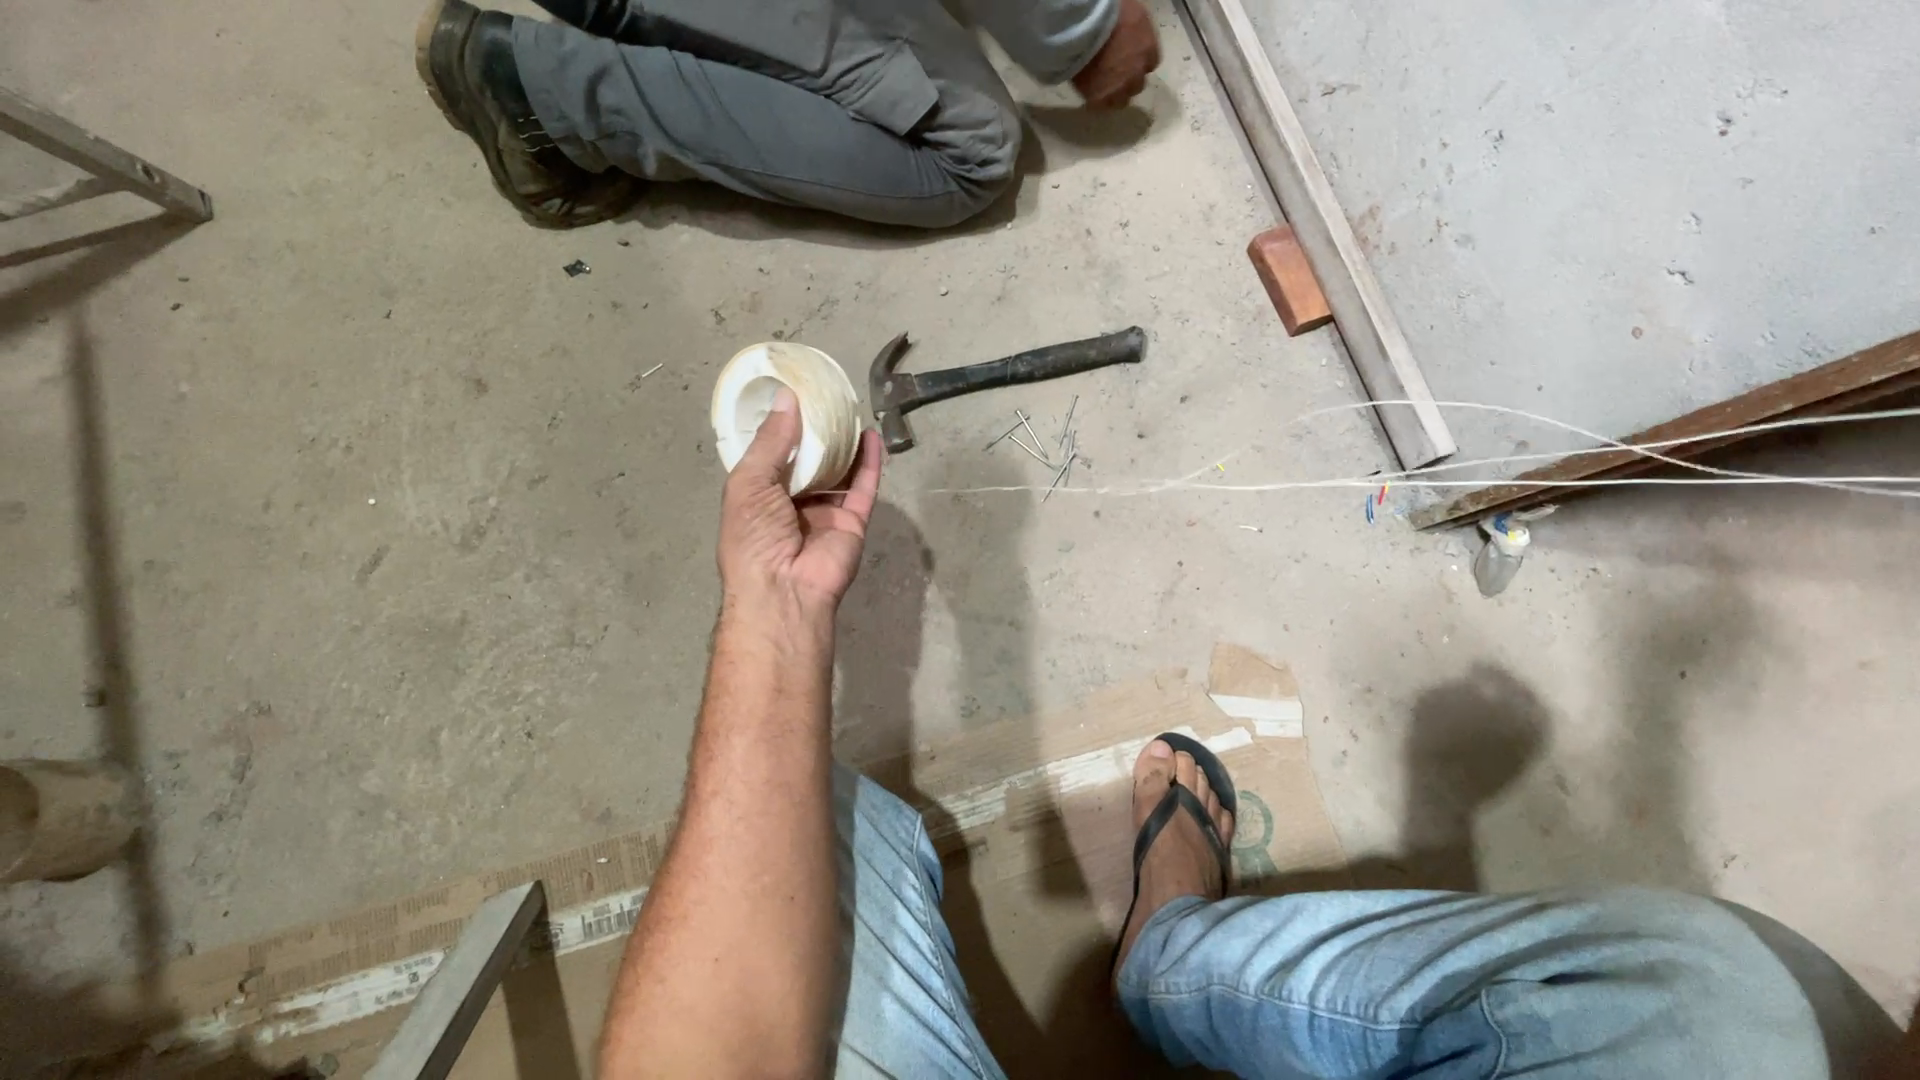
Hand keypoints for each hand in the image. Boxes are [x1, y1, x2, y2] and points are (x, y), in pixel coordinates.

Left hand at [717, 387, 883, 622]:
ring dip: (844, 443)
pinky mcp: (853, 521)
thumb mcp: (748, 483)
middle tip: (826, 397)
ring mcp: (825, 513)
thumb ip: (771, 441)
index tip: (793, 394)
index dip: (782, 427)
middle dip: (817, 432)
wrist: (784, 590)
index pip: (772, 455)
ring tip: (850, 409)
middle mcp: (792, 503)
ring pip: (839, 471)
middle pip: (810, 461)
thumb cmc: (753, 537)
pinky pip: (863, 487)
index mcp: (759, 496)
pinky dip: (869, 462)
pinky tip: (872, 434)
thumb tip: (787, 398)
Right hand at [1072, 0, 1159, 109]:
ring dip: (1114, 95)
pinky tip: (1089, 92)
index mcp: (1149, 49)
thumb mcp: (1134, 13)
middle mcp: (1138, 73)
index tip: (1129, 59)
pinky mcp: (1100, 99)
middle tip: (1114, 73)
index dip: (1139, 62)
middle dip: (1128, 80)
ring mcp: (1119, 89)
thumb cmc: (1110, 11)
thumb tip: (1132, 32)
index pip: (1150, 63)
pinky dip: (1096, 101)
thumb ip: (1136, 29)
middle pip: (1137, 84)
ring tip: (1101, 87)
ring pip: (1121, 100)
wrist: (1087, 26)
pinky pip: (1100, 106)